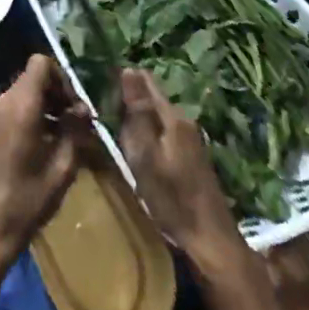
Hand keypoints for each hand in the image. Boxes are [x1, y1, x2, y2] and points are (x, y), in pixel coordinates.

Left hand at [0, 55, 88, 261]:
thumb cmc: (28, 199)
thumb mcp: (63, 167)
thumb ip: (75, 132)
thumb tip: (85, 109)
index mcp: (21, 106)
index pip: (40, 64)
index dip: (63, 78)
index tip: (77, 107)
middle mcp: (6, 101)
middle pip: (35, 76)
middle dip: (60, 93)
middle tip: (80, 123)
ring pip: (29, 91)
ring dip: (51, 105)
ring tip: (71, 135)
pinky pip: (20, 106)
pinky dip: (39, 114)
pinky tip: (54, 142)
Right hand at [116, 68, 245, 263]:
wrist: (210, 240)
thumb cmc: (171, 197)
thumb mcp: (145, 153)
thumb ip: (137, 112)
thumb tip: (128, 69)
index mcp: (173, 118)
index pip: (146, 81)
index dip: (123, 77)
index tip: (98, 80)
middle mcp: (185, 122)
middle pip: (152, 97)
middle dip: (128, 96)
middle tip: (100, 105)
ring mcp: (190, 140)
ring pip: (156, 115)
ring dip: (136, 115)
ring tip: (111, 120)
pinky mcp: (190, 156)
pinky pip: (162, 130)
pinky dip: (146, 131)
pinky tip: (133, 142)